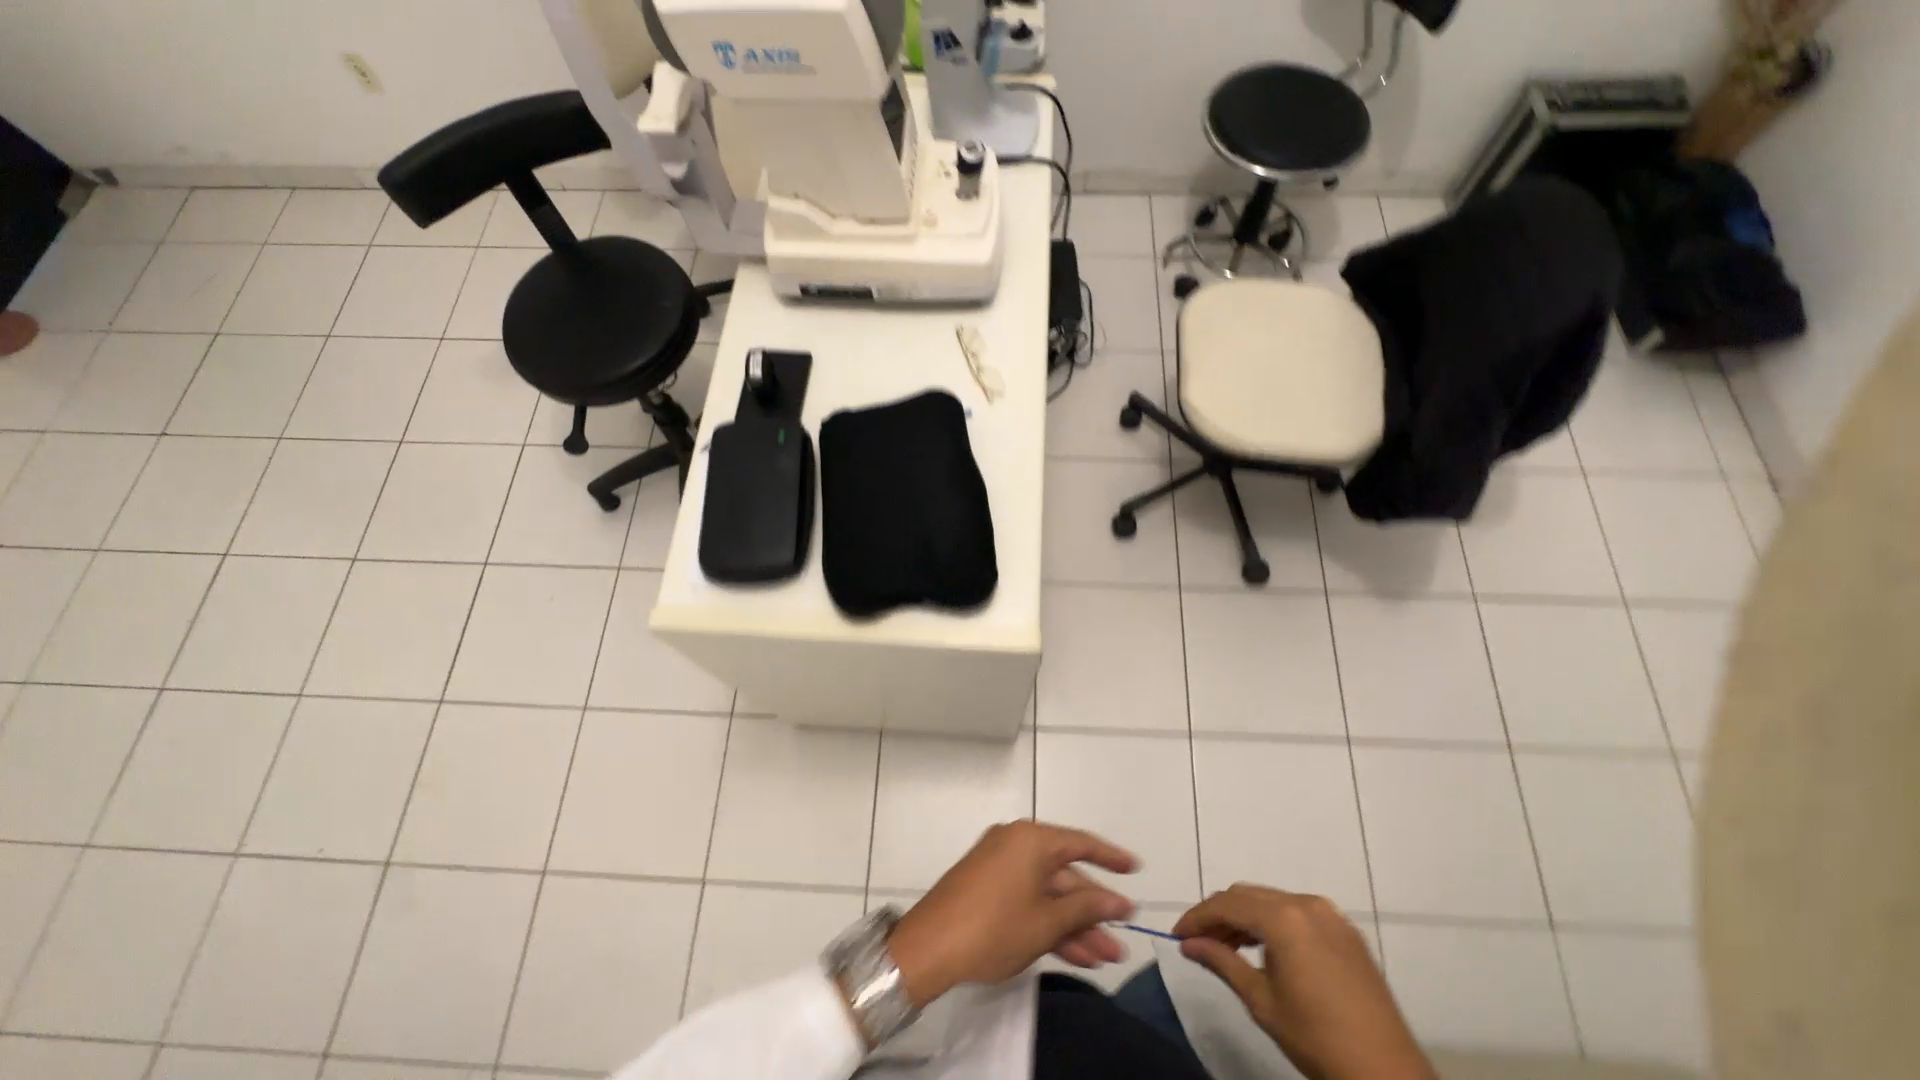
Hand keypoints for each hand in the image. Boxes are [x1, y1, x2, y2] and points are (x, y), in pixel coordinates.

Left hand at [886, 822, 1137, 1007]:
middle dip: (1093, 913)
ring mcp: (999, 868)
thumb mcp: (1046, 922)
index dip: (1111, 858)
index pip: (1081, 843)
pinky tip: (1075, 956)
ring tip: (1104, 959)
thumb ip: (1086, 908)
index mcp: (1031, 840)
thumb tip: (1118, 901)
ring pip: (1048, 895)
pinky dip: (1049, 926)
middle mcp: (1015, 845)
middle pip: (1065, 877)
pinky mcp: (987, 891)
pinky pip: (1028, 902)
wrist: (927, 949)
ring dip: (1075, 927)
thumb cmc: (993, 928)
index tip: (1135, 869)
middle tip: (1120, 944)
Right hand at [1174, 884, 1434, 1079]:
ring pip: (1273, 901)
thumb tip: (1188, 943)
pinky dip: (1274, 923)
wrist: (1384, 1069)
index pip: (1226, 904)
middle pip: (1248, 896)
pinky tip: (1264, 950)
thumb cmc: (1315, 1036)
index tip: (1177, 936)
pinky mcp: (1347, 932)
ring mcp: (1332, 915)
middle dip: (1219, 915)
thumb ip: (1222, 962)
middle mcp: (1307, 904)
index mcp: (1284, 918)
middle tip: (1198, 943)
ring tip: (1226, 948)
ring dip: (1245, 918)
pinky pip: (1298, 913)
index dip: (1197, 918)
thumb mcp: (1260, 1000)